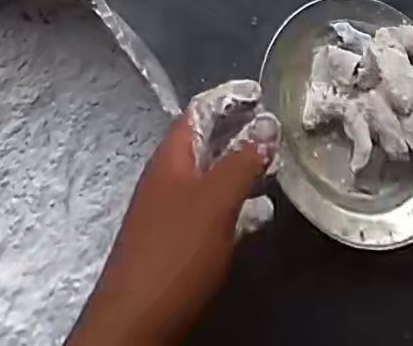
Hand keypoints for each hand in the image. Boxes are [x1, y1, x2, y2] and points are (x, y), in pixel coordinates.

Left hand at [68, 81, 279, 345]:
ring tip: (275, 165)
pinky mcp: (179, 239)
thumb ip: (243, 161)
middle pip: (207, 138)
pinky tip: (259, 213)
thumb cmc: (176, 250)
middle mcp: (170, 174)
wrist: (136, 321)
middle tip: (276, 128)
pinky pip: (212, 207)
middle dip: (241, 130)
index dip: (230, 96)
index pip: (200, 108)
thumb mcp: (216, 200)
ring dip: (242, 166)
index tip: (261, 92)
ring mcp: (172, 207)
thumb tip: (267, 125)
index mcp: (172, 154)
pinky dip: (236, 201)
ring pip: (212, 173)